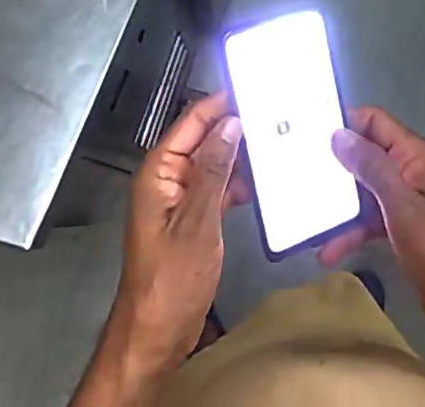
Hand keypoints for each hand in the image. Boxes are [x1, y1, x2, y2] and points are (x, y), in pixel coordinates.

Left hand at [114, 90, 246, 367]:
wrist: (156, 334)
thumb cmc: (169, 282)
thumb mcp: (198, 220)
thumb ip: (214, 169)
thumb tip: (230, 126)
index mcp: (158, 171)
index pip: (190, 122)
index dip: (218, 104)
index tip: (247, 90)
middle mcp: (166, 179)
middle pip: (202, 140)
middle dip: (232, 130)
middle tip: (268, 120)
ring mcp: (178, 199)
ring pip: (211, 164)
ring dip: (236, 159)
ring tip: (268, 150)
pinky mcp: (189, 218)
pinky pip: (213, 188)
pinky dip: (232, 185)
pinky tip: (254, 187)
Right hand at [320, 106, 424, 326]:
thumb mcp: (402, 207)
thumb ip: (372, 167)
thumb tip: (340, 134)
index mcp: (412, 156)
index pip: (374, 120)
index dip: (344, 121)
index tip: (310, 132)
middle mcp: (406, 169)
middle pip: (364, 152)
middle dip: (335, 163)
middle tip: (299, 169)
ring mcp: (403, 197)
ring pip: (362, 187)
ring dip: (338, 203)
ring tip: (308, 215)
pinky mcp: (399, 223)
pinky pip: (368, 216)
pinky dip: (350, 230)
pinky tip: (328, 249)